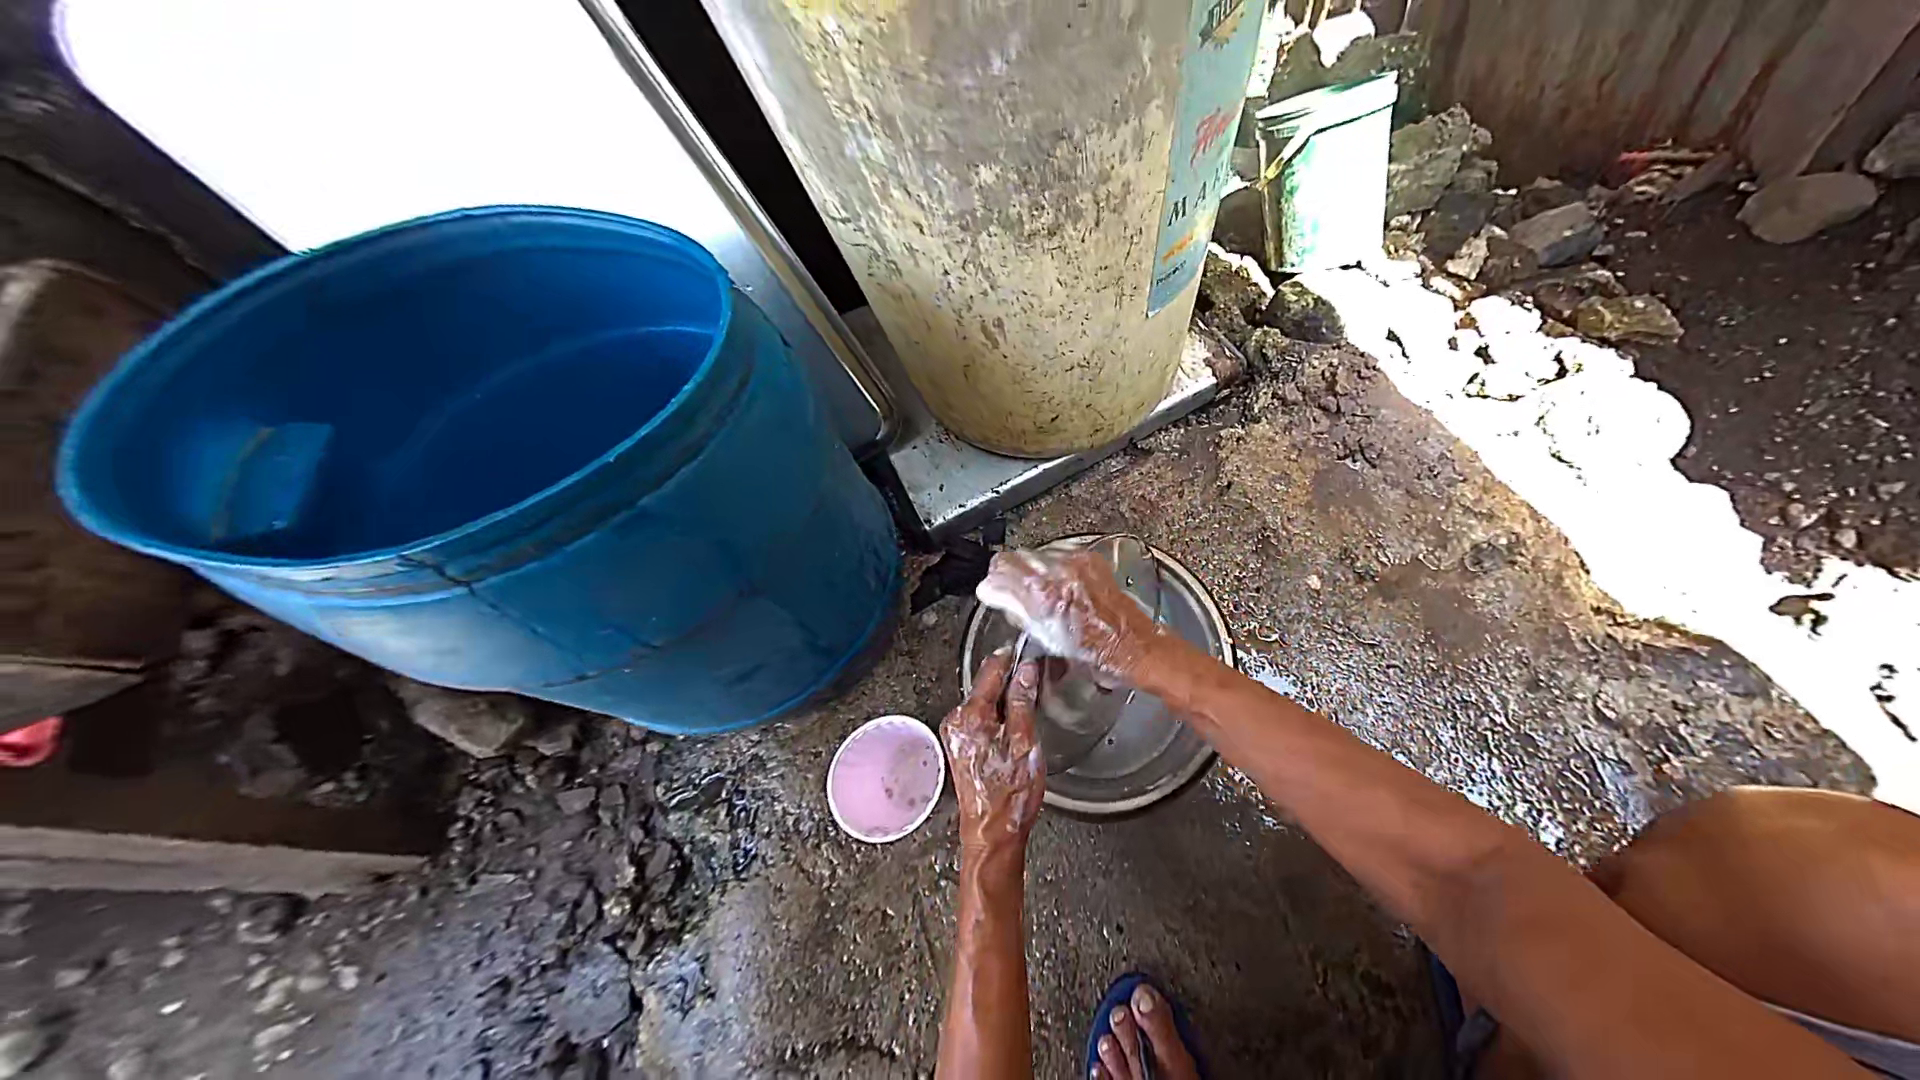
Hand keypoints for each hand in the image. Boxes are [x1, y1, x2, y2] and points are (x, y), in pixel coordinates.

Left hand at [943, 648, 1044, 856]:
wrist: (992, 832)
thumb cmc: (1010, 794)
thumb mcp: (1025, 743)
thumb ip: (1023, 702)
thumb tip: (1025, 670)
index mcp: (971, 716)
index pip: (991, 670)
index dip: (1010, 658)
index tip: (1026, 650)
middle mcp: (957, 720)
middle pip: (986, 685)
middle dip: (1010, 680)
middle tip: (1035, 679)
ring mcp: (956, 733)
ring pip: (984, 702)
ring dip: (1005, 700)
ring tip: (1029, 706)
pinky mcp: (960, 744)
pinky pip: (980, 718)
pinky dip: (998, 716)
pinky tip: (1014, 727)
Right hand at [974, 549, 1162, 680]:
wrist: (1131, 643)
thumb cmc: (1093, 649)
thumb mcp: (1044, 636)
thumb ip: (1015, 609)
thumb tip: (995, 592)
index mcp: (1042, 592)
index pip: (1001, 568)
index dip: (993, 581)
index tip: (993, 590)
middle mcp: (1058, 571)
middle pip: (1015, 557)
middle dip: (1009, 574)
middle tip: (1011, 591)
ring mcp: (1075, 563)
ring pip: (1035, 555)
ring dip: (1030, 570)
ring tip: (1039, 592)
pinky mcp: (1088, 559)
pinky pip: (1057, 555)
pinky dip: (1052, 568)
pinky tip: (1059, 586)